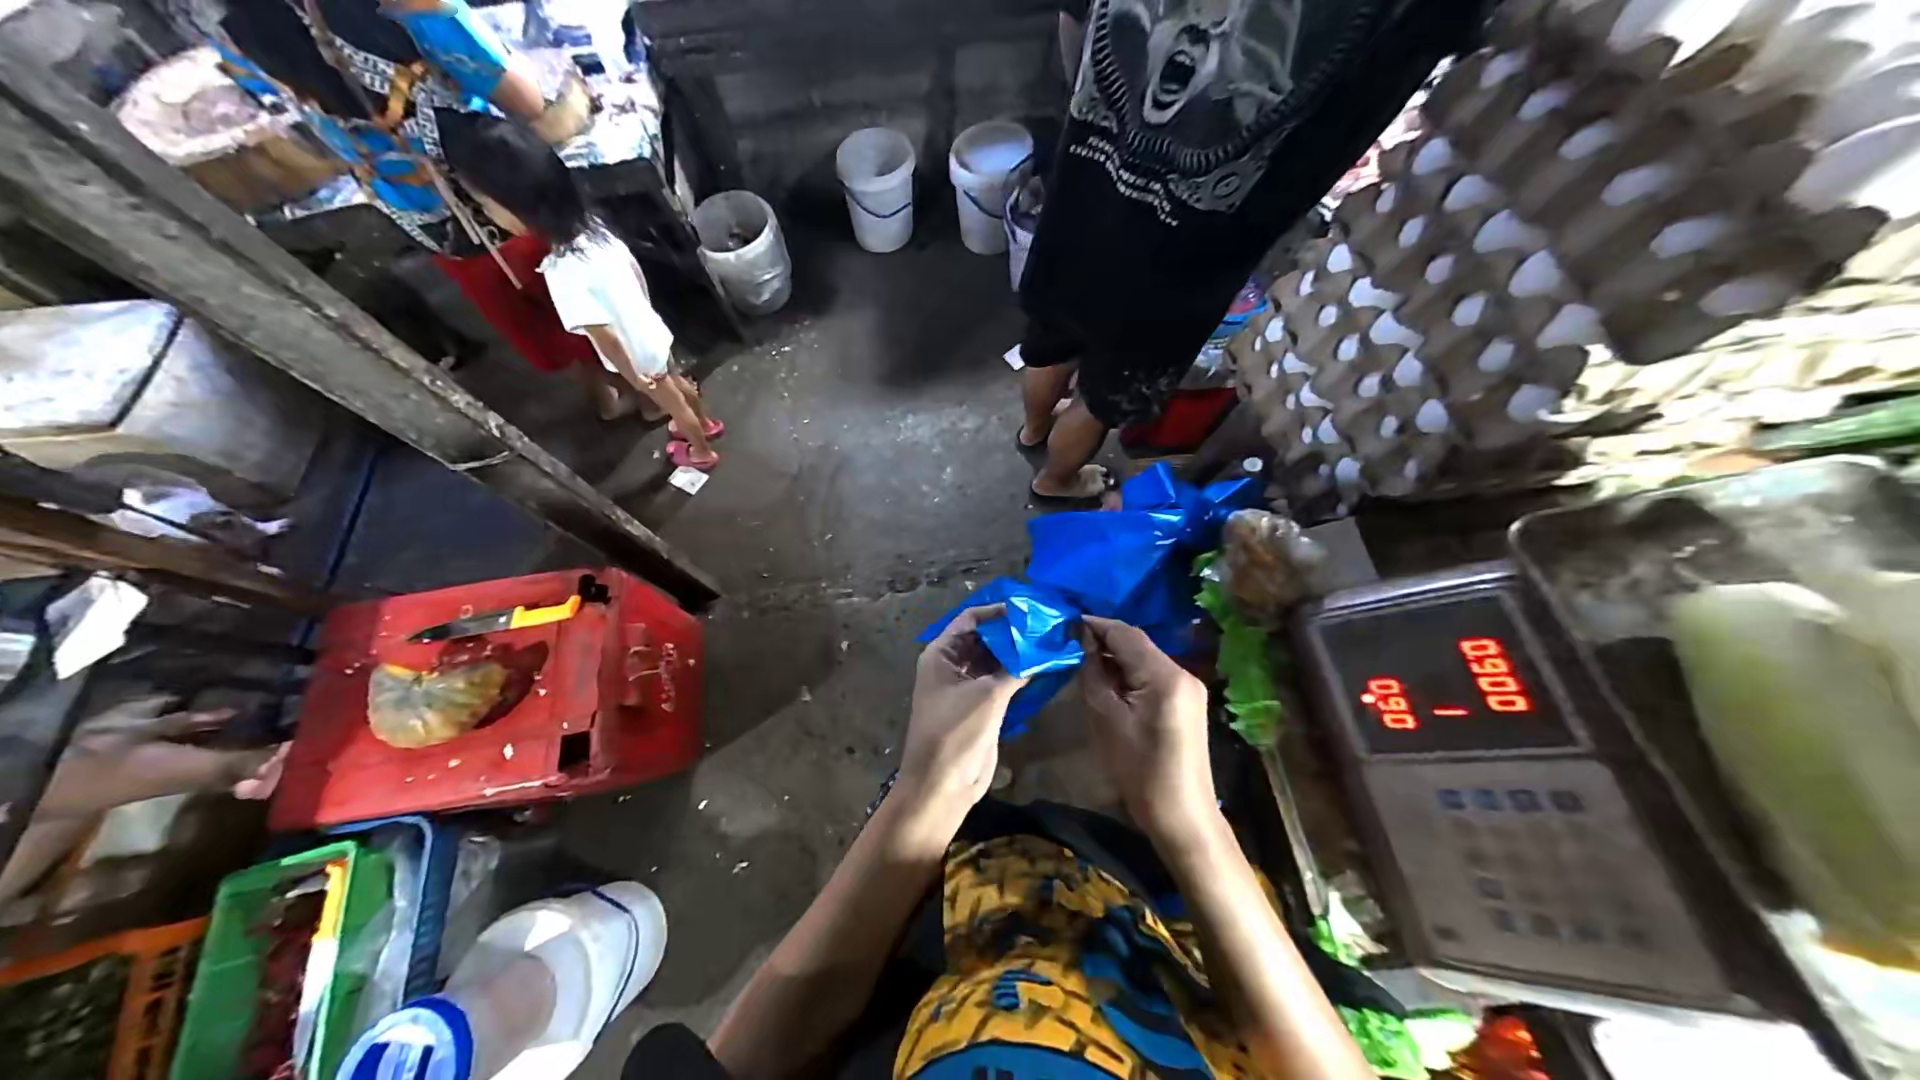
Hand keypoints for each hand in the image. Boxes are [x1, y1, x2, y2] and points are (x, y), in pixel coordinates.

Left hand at [899, 604, 1025, 820]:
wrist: (942, 784)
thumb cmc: (956, 732)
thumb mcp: (987, 695)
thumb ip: (1015, 669)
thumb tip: (1042, 649)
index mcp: (941, 655)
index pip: (969, 620)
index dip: (996, 612)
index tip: (1028, 610)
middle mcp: (951, 666)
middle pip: (983, 639)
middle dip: (1011, 633)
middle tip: (1046, 625)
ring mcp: (965, 687)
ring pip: (993, 661)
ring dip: (1017, 654)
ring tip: (1050, 642)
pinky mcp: (979, 707)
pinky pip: (1000, 682)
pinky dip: (1018, 675)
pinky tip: (1044, 668)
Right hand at [1079, 615, 1220, 846]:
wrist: (1181, 815)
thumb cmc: (1138, 770)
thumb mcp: (1105, 718)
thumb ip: (1093, 673)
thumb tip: (1083, 640)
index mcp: (1165, 676)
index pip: (1125, 633)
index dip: (1095, 624)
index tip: (1065, 622)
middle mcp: (1183, 673)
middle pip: (1137, 643)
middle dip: (1104, 640)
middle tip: (1069, 642)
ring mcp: (1189, 687)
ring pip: (1145, 658)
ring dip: (1116, 656)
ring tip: (1082, 660)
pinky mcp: (1187, 701)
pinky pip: (1153, 675)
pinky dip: (1130, 673)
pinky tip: (1108, 681)